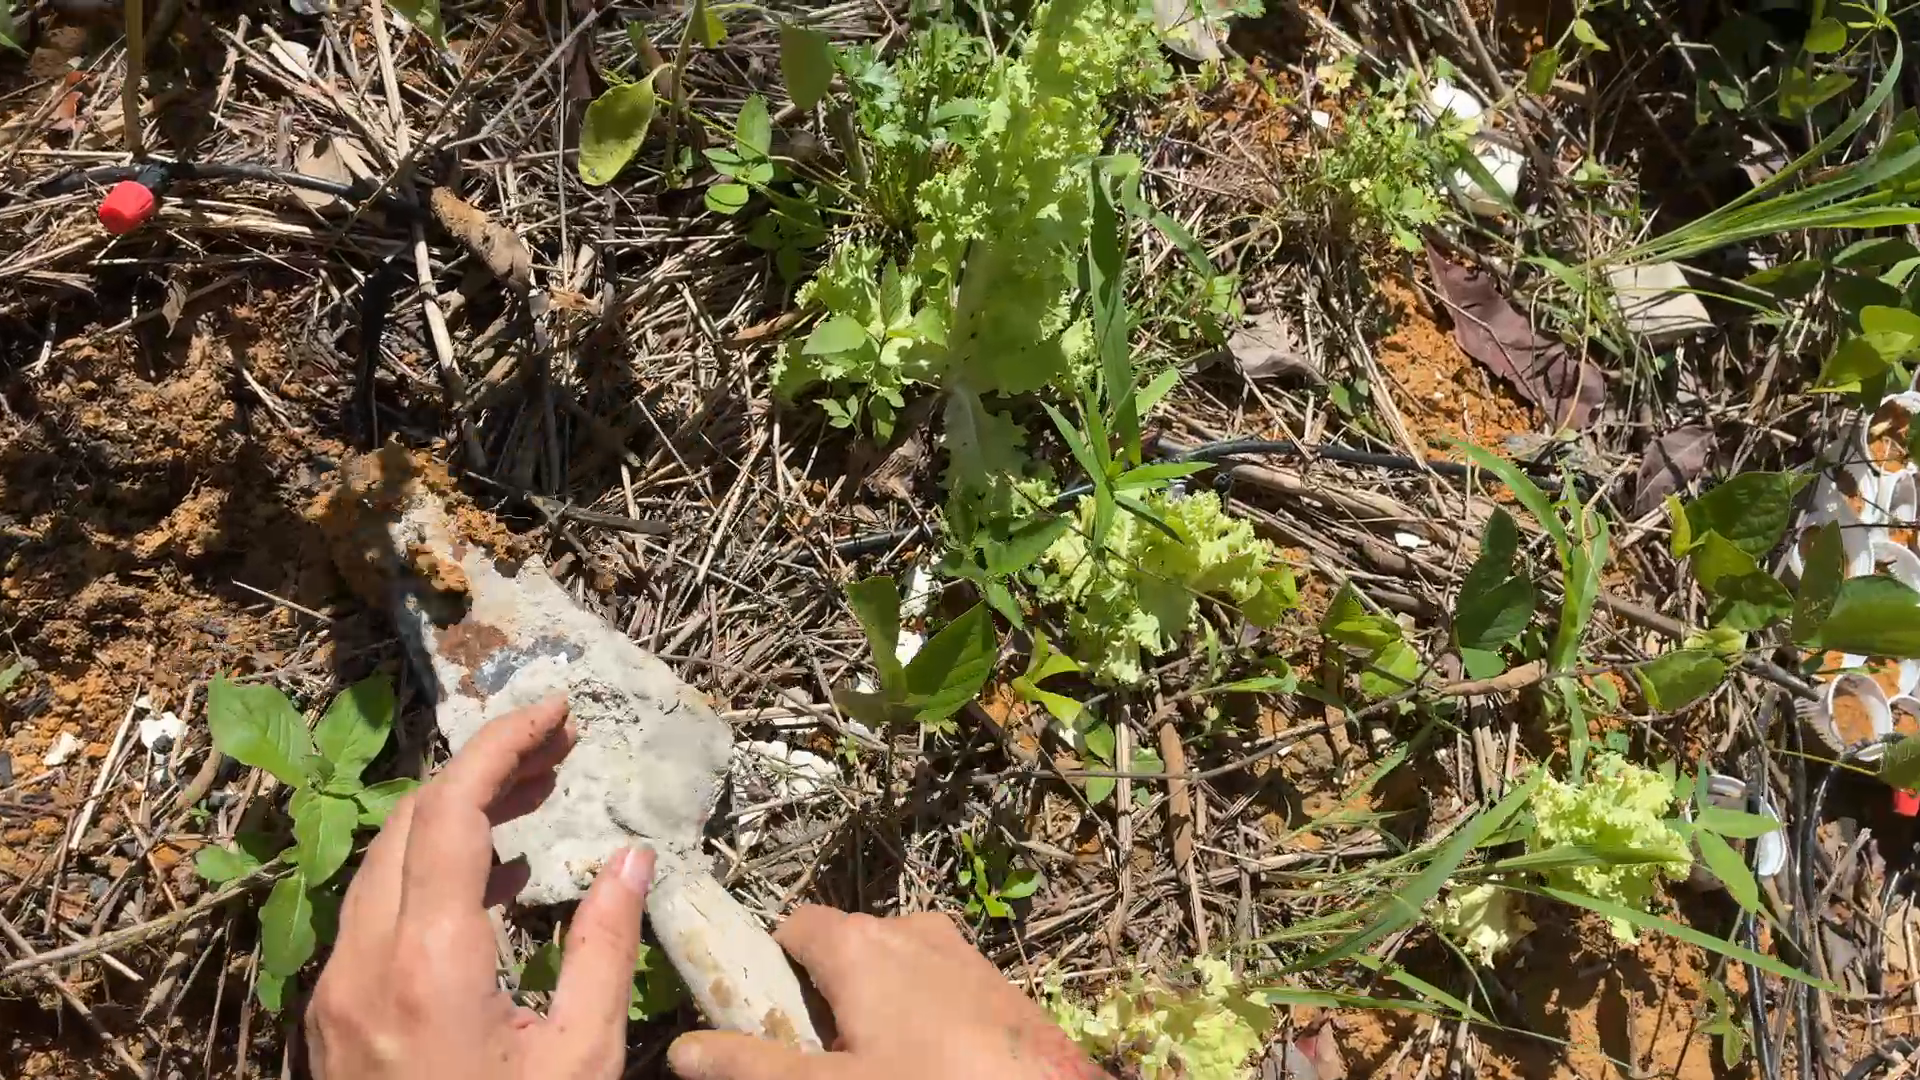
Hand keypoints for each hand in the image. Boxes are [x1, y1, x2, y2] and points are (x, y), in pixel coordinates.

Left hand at [307, 697, 654, 1079]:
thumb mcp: (580, 1053)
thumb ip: (606, 942)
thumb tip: (633, 855)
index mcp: (427, 964)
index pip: (451, 812)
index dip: (503, 745)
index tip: (557, 710)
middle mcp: (364, 962)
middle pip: (414, 819)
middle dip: (490, 763)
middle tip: (564, 742)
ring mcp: (341, 987)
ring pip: (392, 855)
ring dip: (467, 805)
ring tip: (545, 784)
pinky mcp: (342, 1008)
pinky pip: (388, 900)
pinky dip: (446, 857)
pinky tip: (507, 866)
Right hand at [667, 907, 1108, 1079]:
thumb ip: (755, 1065)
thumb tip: (683, 1050)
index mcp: (861, 942)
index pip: (793, 926)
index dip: (772, 969)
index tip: (770, 1021)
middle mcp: (906, 925)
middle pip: (840, 947)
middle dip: (822, 998)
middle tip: (827, 1060)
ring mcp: (952, 944)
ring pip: (887, 963)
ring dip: (870, 1005)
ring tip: (879, 1065)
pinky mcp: (984, 969)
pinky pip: (928, 975)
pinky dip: (912, 1006)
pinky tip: (926, 1060)